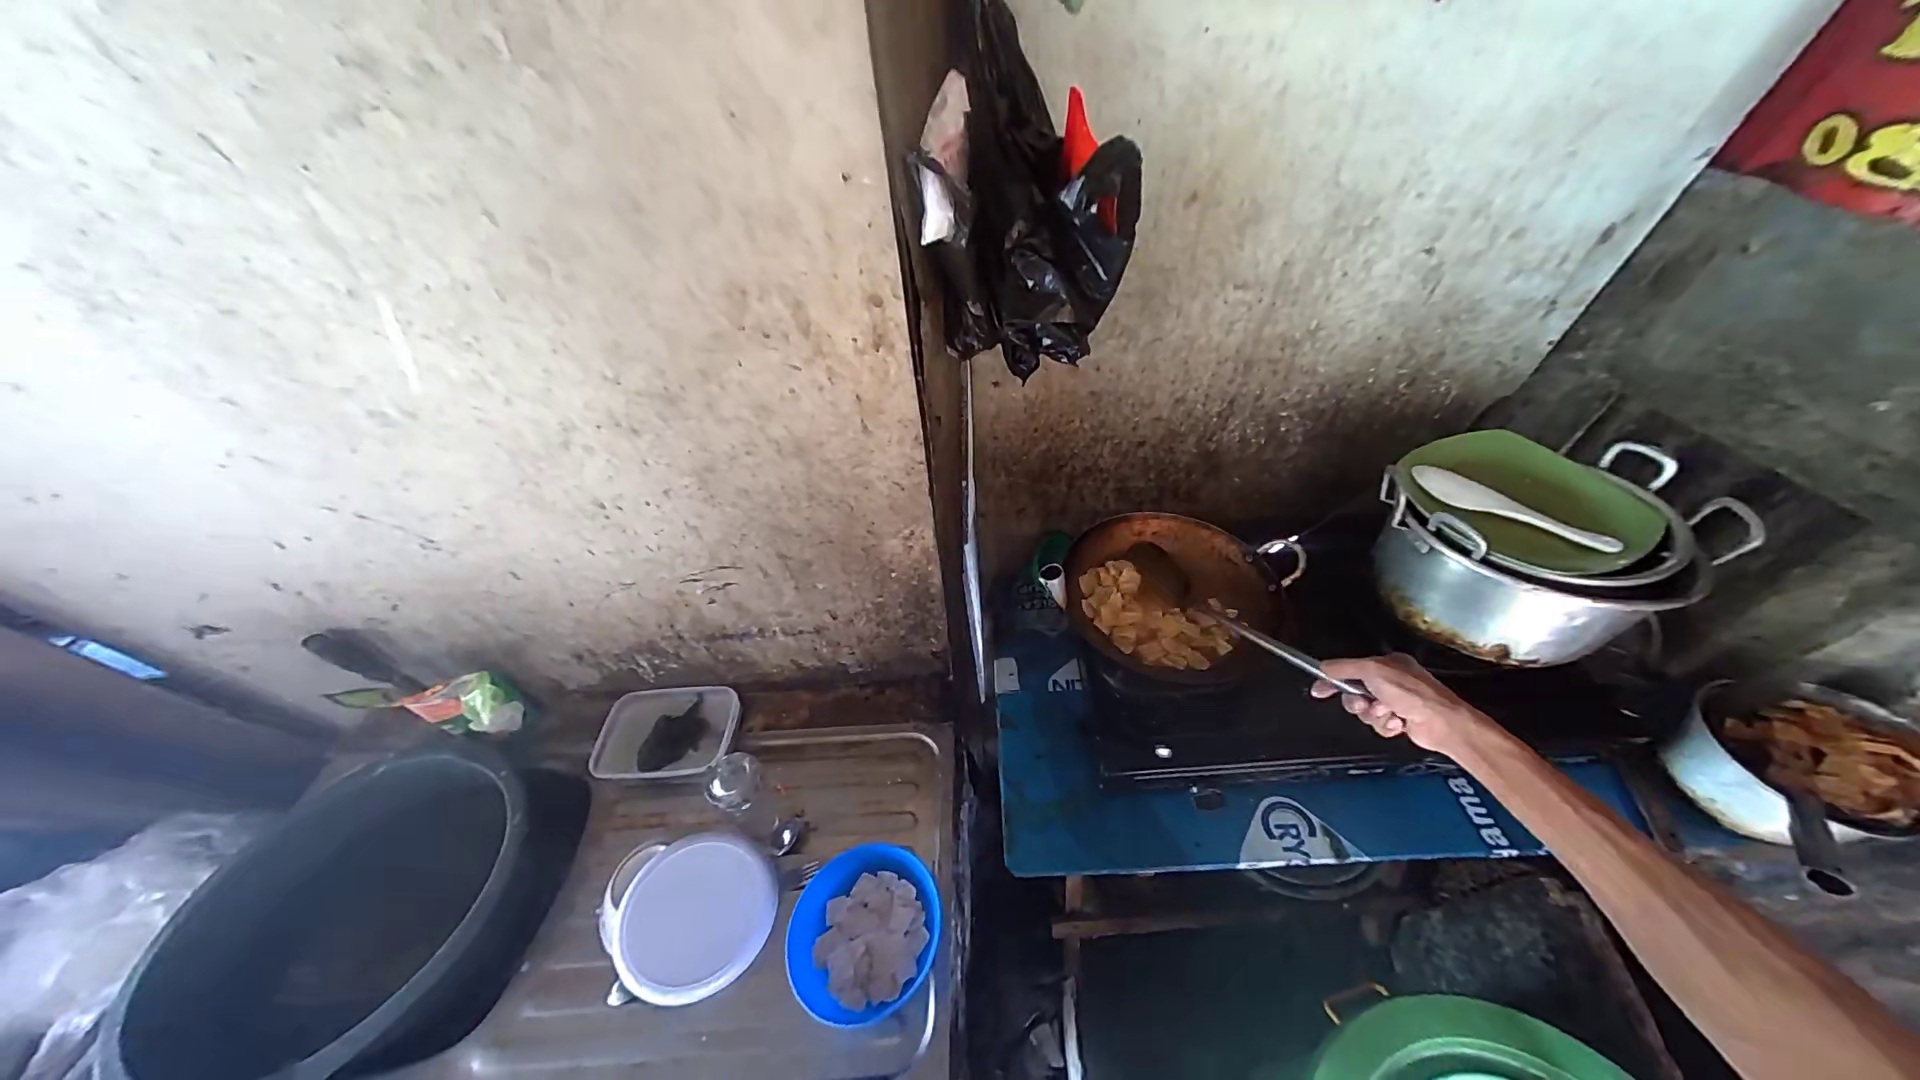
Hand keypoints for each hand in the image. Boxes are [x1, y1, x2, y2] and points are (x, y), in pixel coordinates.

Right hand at [1309, 653, 1491, 754]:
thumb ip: (1343, 668)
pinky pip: (1379, 724)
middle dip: (1357, 701)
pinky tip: (1399, 724)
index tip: (1319, 690)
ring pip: (1366, 711)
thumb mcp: (1372, 670)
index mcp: (1387, 664)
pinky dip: (1385, 725)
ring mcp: (1397, 702)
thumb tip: (1322, 668)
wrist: (1442, 724)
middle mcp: (1391, 681)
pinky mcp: (1401, 721)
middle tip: (1363, 704)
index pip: (1350, 669)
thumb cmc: (1410, 693)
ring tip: (1389, 714)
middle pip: (1355, 692)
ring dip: (1373, 715)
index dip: (1332, 679)